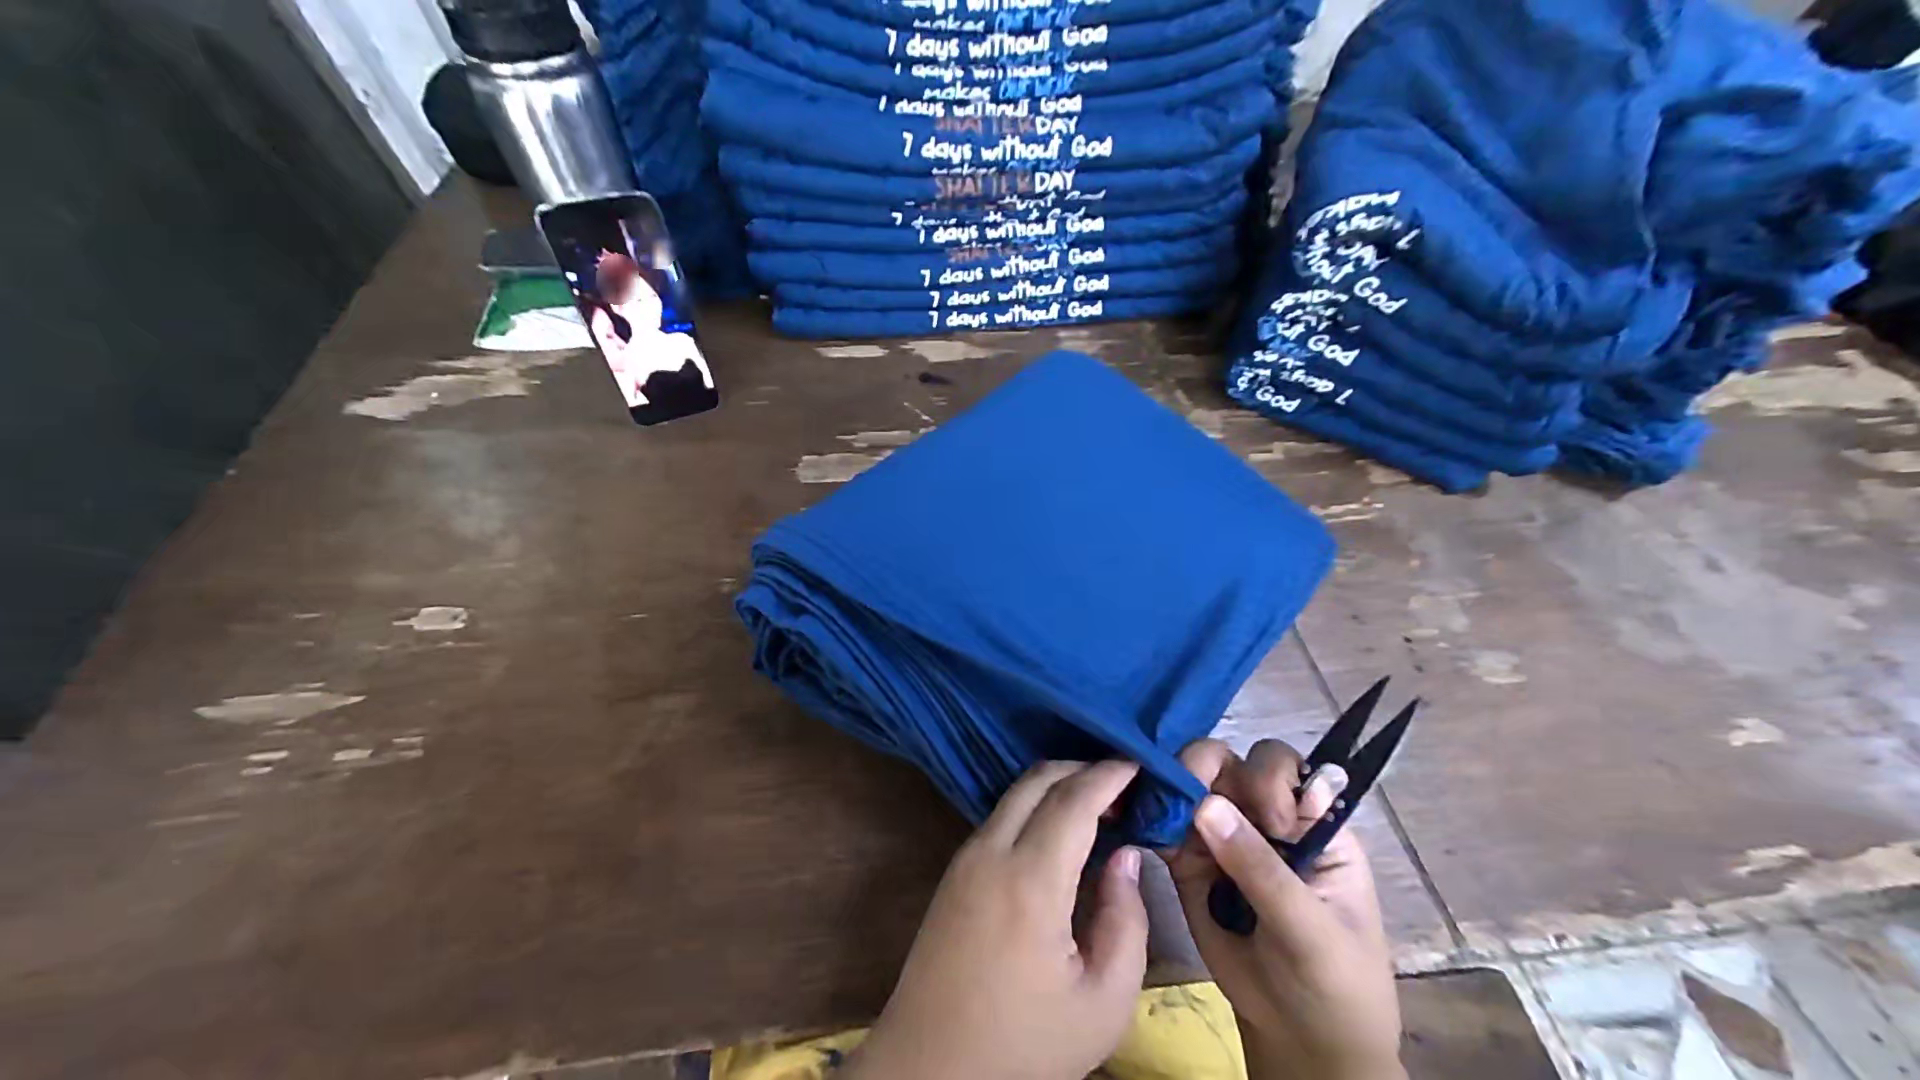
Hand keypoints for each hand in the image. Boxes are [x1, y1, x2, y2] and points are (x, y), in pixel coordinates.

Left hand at [846, 760, 1149, 1079]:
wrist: (932, 1067)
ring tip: (1100, 804)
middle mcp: (991, 851)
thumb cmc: (1026, 1043)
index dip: (1109, 774)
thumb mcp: (1103, 1001)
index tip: (1141, 764)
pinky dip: (1035, 805)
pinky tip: (1060, 830)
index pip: (1074, 800)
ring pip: (1015, 793)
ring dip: (1058, 785)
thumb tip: (1126, 855)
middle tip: (1125, 784)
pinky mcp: (954, 870)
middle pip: (1039, 780)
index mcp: (1030, 880)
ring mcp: (965, 857)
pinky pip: (1000, 816)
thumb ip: (1124, 919)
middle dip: (1084, 768)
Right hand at [1164, 739, 1404, 1079]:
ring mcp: (1224, 836)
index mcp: (1312, 823)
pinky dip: (1150, 817)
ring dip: (1172, 786)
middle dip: (1205, 766)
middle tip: (1192, 799)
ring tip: (1160, 811)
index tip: (1268, 821)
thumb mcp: (1310, 930)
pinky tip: (1141, 823)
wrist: (1298, 1039)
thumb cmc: (1333, 984)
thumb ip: (1261, 869)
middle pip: (1230, 764)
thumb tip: (1205, 805)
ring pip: (1192, 785)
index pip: (1284, 769)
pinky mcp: (1189, 860)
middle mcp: (1264, 816)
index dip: (1268, 779)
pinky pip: (1166, 823)